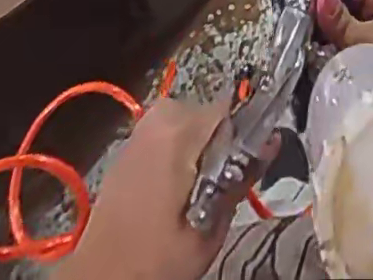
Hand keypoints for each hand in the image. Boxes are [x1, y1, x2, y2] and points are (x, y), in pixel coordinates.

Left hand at [55, 99, 230, 279]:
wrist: (101, 274)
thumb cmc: (156, 257)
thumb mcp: (209, 229)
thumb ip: (241, 180)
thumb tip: (271, 141)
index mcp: (178, 131)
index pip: (230, 109)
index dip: (245, 135)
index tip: (245, 167)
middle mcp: (159, 116)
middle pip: (211, 114)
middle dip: (221, 144)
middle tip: (217, 188)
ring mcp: (142, 125)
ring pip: (192, 121)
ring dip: (201, 149)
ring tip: (196, 192)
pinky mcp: (132, 139)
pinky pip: (171, 131)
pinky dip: (180, 151)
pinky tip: (174, 188)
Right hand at [314, 0, 372, 95]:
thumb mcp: (361, 38)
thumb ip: (338, 18)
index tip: (304, 12)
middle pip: (352, 12)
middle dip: (331, 25)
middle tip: (305, 36)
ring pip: (356, 34)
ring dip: (338, 44)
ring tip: (312, 53)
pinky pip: (363, 53)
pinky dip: (349, 59)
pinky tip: (330, 69)